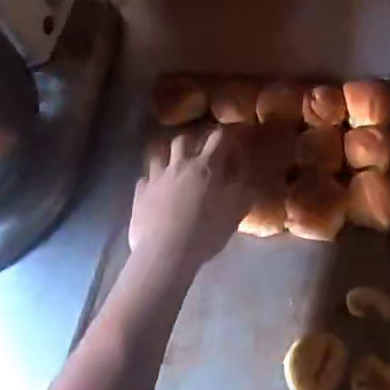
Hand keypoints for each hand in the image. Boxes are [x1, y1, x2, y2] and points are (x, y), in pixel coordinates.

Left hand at [129, 124, 286, 276]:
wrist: (165, 253)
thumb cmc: (205, 231)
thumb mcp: (235, 212)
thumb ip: (244, 192)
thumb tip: (249, 178)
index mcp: (206, 167)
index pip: (217, 138)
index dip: (224, 136)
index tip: (229, 143)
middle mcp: (179, 165)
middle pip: (183, 139)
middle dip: (192, 141)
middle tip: (198, 152)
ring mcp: (156, 178)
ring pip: (159, 154)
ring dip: (168, 157)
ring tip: (174, 167)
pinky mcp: (140, 194)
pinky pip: (145, 179)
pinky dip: (152, 181)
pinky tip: (156, 191)